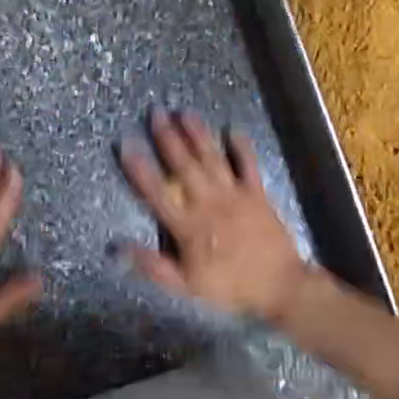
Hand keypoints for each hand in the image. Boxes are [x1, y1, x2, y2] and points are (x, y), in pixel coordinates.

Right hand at [118, 110, 310, 322]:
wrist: (280, 286)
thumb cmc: (229, 286)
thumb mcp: (186, 286)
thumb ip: (152, 266)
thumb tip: (118, 248)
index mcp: (188, 226)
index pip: (156, 192)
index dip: (139, 168)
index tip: (126, 144)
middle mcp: (209, 203)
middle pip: (184, 166)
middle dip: (168, 138)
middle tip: (155, 113)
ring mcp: (235, 195)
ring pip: (212, 159)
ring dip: (198, 134)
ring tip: (185, 112)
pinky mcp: (257, 193)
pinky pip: (248, 165)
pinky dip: (241, 147)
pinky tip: (232, 129)